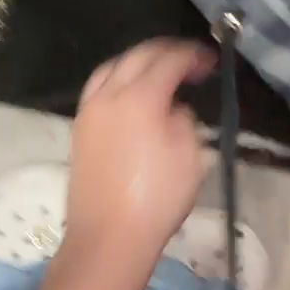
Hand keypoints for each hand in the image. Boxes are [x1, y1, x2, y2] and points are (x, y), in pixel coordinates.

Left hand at [67, 39, 215, 261]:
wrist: (108, 236)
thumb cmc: (157, 199)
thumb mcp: (190, 157)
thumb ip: (184, 120)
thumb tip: (172, 110)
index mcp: (139, 97)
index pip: (168, 60)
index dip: (193, 56)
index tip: (211, 61)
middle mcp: (108, 96)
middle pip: (136, 56)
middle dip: (165, 53)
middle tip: (189, 62)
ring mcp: (88, 112)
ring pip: (111, 69)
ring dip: (137, 63)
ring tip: (158, 73)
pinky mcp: (78, 130)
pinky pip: (98, 90)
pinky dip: (118, 81)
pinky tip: (131, 95)